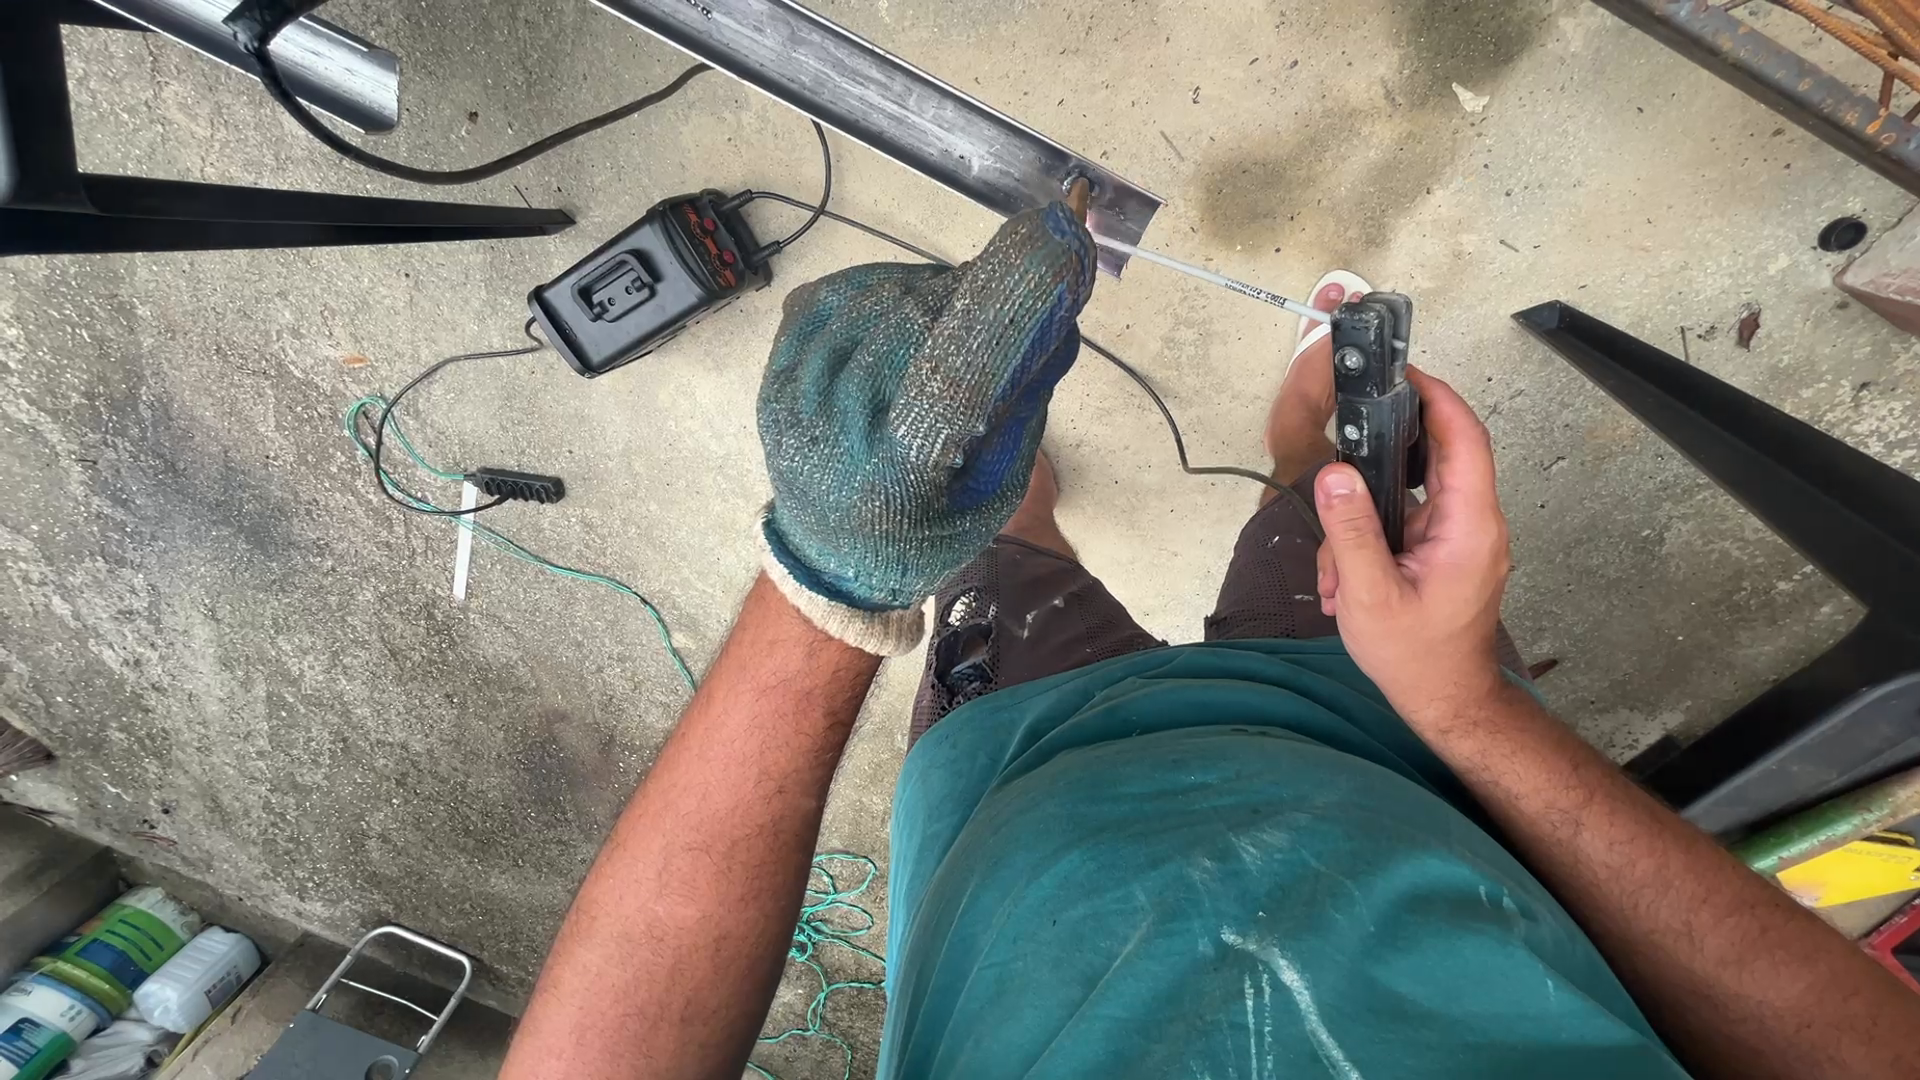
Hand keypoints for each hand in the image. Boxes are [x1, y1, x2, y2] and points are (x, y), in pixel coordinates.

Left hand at [757, 203, 1095, 654]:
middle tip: (999, 289)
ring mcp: (796, 403)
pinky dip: (872, 287)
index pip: (960, 366)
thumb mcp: (994, 491)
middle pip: (914, 322)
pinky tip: (898, 303)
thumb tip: (1056, 318)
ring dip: (925, 288)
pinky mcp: (774, 381)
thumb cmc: (926, 535)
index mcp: (899, 477)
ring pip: (871, 302)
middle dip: (970, 291)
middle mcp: (838, 435)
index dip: (1011, 297)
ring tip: (949, 308)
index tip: (1056, 239)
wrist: (835, 561)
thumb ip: (1022, 408)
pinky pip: (825, 300)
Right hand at [1314, 368, 1512, 716]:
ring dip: (1355, 530)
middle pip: (1426, 465)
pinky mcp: (1438, 553)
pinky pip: (1396, 528)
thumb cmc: (1413, 654)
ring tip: (1333, 579)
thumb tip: (1334, 472)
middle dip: (1369, 478)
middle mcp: (1471, 523)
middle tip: (1333, 484)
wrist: (1443, 701)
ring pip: (1400, 502)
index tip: (1402, 372)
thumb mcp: (1368, 592)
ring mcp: (1455, 539)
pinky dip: (1362, 547)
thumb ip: (1350, 530)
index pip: (1464, 440)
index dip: (1437, 399)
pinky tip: (1340, 584)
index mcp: (1468, 526)